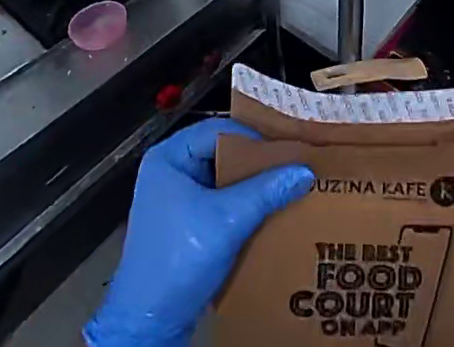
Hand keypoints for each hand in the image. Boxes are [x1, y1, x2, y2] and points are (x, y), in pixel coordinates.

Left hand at [84, 118, 313, 346]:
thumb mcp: (226, 221)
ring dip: (251, 183)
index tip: (286, 144)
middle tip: (291, 160)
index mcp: (168, 157)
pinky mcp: (186, 223)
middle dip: (255, 160)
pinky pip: (220, 200)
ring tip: (286, 181)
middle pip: (221, 152)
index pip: (217, 130)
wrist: (148, 323)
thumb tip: (304, 171)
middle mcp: (170, 170)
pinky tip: (269, 207)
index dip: (253, 136)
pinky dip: (242, 203)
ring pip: (222, 178)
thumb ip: (265, 192)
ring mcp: (176, 197)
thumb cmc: (178, 259)